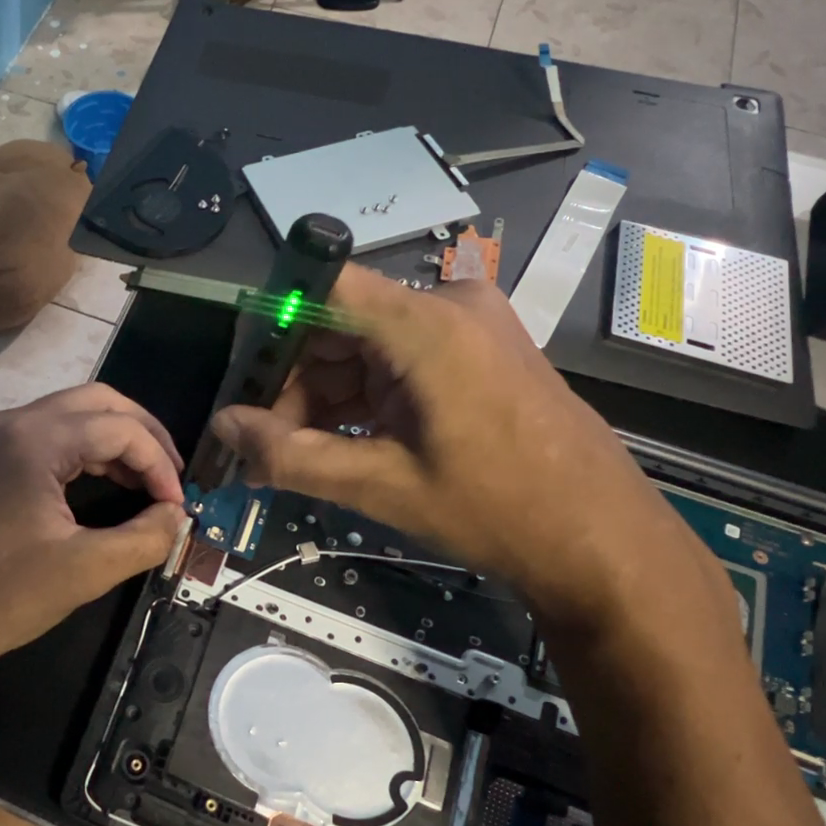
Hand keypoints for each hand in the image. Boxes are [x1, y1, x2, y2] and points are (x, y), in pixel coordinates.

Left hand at [0, 384, 190, 689]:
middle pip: (96, 402)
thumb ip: (146, 536)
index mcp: (32, 441)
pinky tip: (110, 480)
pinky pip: (50, 434)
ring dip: (115, 440)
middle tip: (171, 477)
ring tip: (148, 482)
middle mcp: (10, 423)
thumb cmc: (7, 596)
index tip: (176, 506)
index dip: (157, 463)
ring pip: (72, 414)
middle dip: (142, 435)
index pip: (117, 428)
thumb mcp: (87, 570)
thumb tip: (177, 515)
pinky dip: (85, 451)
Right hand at [210, 267, 718, 628]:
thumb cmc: (495, 508)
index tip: (240, 379)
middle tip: (261, 445)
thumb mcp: (380, 485)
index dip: (272, 321)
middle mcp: (447, 306)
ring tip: (292, 460)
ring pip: (364, 348)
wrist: (602, 539)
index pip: (325, 285)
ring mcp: (467, 327)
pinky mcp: (476, 352)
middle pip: (339, 324)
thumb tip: (224, 428)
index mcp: (426, 324)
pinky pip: (398, 362)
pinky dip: (363, 400)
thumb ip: (290, 454)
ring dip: (324, 399)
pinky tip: (338, 446)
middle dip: (293, 384)